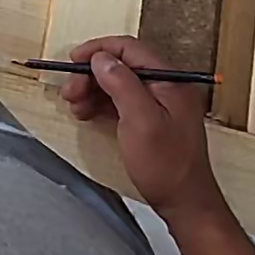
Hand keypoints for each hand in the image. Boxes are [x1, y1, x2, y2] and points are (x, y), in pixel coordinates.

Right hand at [60, 36, 223, 221]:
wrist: (185, 206)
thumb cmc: (165, 165)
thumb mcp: (140, 121)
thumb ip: (121, 84)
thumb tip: (101, 57)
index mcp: (170, 79)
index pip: (130, 48)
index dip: (99, 49)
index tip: (74, 60)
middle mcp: (166, 85)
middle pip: (122, 66)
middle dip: (93, 74)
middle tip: (69, 91)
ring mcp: (159, 103)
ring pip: (119, 84)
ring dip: (94, 90)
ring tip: (74, 105)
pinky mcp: (152, 120)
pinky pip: (122, 101)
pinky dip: (102, 104)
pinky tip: (86, 113)